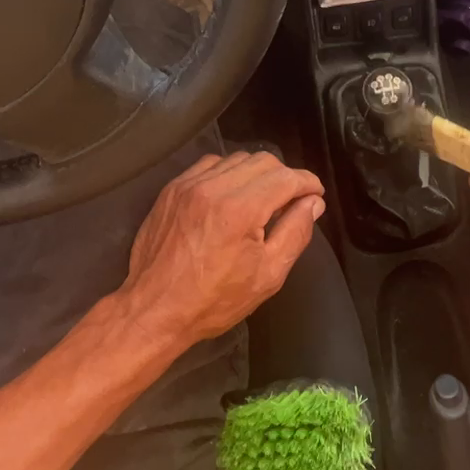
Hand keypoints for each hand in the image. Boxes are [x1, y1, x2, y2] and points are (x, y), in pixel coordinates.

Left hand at [115, 151, 325, 347]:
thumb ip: (295, 232)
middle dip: (285, 177)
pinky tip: (230, 195)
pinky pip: (210, 164)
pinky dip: (228, 173)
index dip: (308, 183)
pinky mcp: (173, 188)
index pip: (286, 177)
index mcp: (241, 209)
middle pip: (264, 161)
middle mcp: (215, 186)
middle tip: (291, 201)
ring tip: (261, 199)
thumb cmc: (214, 300)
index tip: (316, 196)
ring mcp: (190, 183)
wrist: (154, 310)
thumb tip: (313, 203)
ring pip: (237, 159)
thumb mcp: (267, 275)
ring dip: (257, 173)